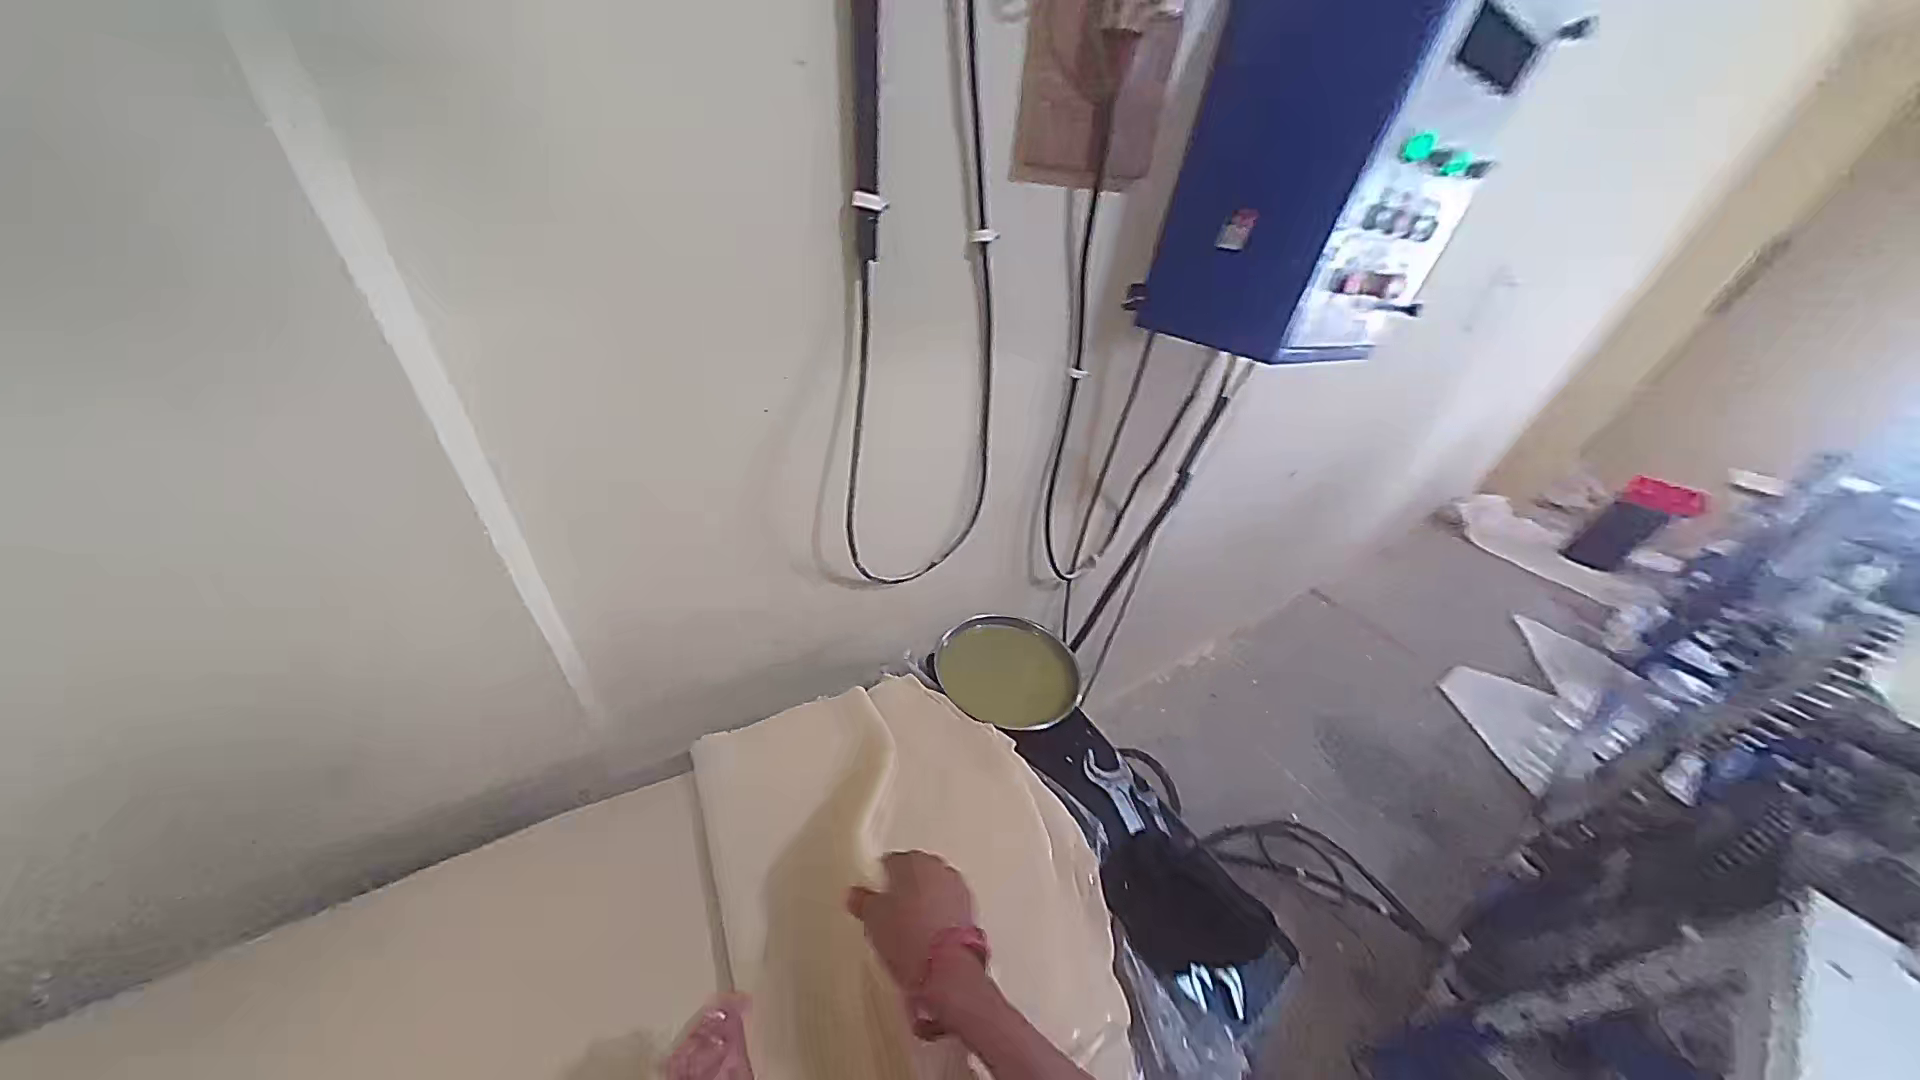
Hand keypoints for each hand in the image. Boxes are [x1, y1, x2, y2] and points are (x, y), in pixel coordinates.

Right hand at [845, 851, 977, 992]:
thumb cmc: (907, 937)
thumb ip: (862, 902)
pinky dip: (940, 913)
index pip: (891, 862)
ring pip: (934, 887)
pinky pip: (948, 904)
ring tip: (911, 927)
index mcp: (911, 860)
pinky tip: (930, 934)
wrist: (946, 968)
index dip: (880, 881)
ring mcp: (956, 886)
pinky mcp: (970, 908)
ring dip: (925, 899)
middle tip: (891, 912)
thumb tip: (854, 895)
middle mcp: (936, 866)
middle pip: (915, 871)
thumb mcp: (873, 919)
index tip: (875, 898)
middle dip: (905, 887)